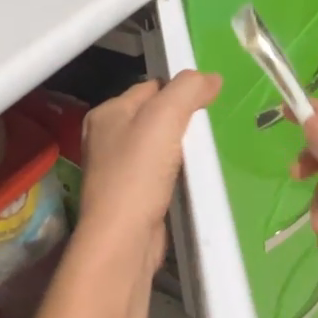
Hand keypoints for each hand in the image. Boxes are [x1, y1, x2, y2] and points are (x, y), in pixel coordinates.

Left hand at [77, 71, 222, 262]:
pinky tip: (190, 179)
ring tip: (203, 153)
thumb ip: (188, 89)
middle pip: (155, 116)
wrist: (123, 239)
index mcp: (107, 113)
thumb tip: (211, 77)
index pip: (151, 86)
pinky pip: (159, 173)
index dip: (180, 89)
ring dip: (181, 148)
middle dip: (182, 120)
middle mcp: (106, 137)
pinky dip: (176, 172)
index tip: (208, 101)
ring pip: (158, 145)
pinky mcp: (130, 196)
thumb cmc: (138, 173)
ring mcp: (116, 169)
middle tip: (207, 129)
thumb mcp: (164, 117)